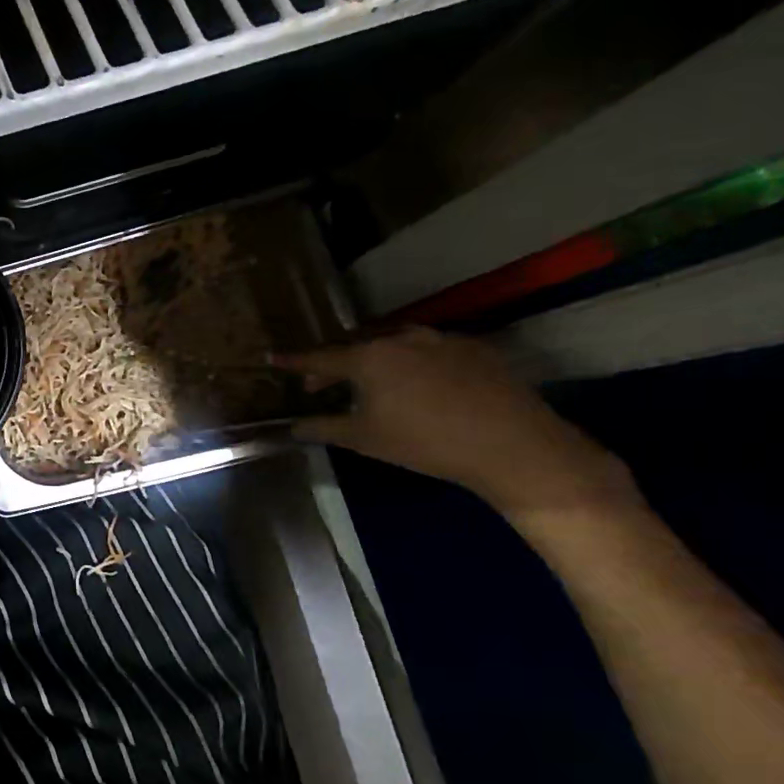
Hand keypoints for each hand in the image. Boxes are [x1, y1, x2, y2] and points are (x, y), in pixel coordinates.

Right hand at [272, 328, 635, 514]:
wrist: (511, 445)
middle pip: (356, 345)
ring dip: (373, 359)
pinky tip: (418, 386)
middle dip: (334, 363)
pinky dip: (410, 362)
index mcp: (368, 357)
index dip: (294, 361)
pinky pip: (428, 349)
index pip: (319, 358)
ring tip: (370, 383)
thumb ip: (323, 428)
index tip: (272, 357)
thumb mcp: (364, 439)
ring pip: (394, 343)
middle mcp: (400, 338)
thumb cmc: (424, 442)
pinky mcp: (474, 348)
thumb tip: (293, 427)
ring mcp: (441, 339)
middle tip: (322, 385)